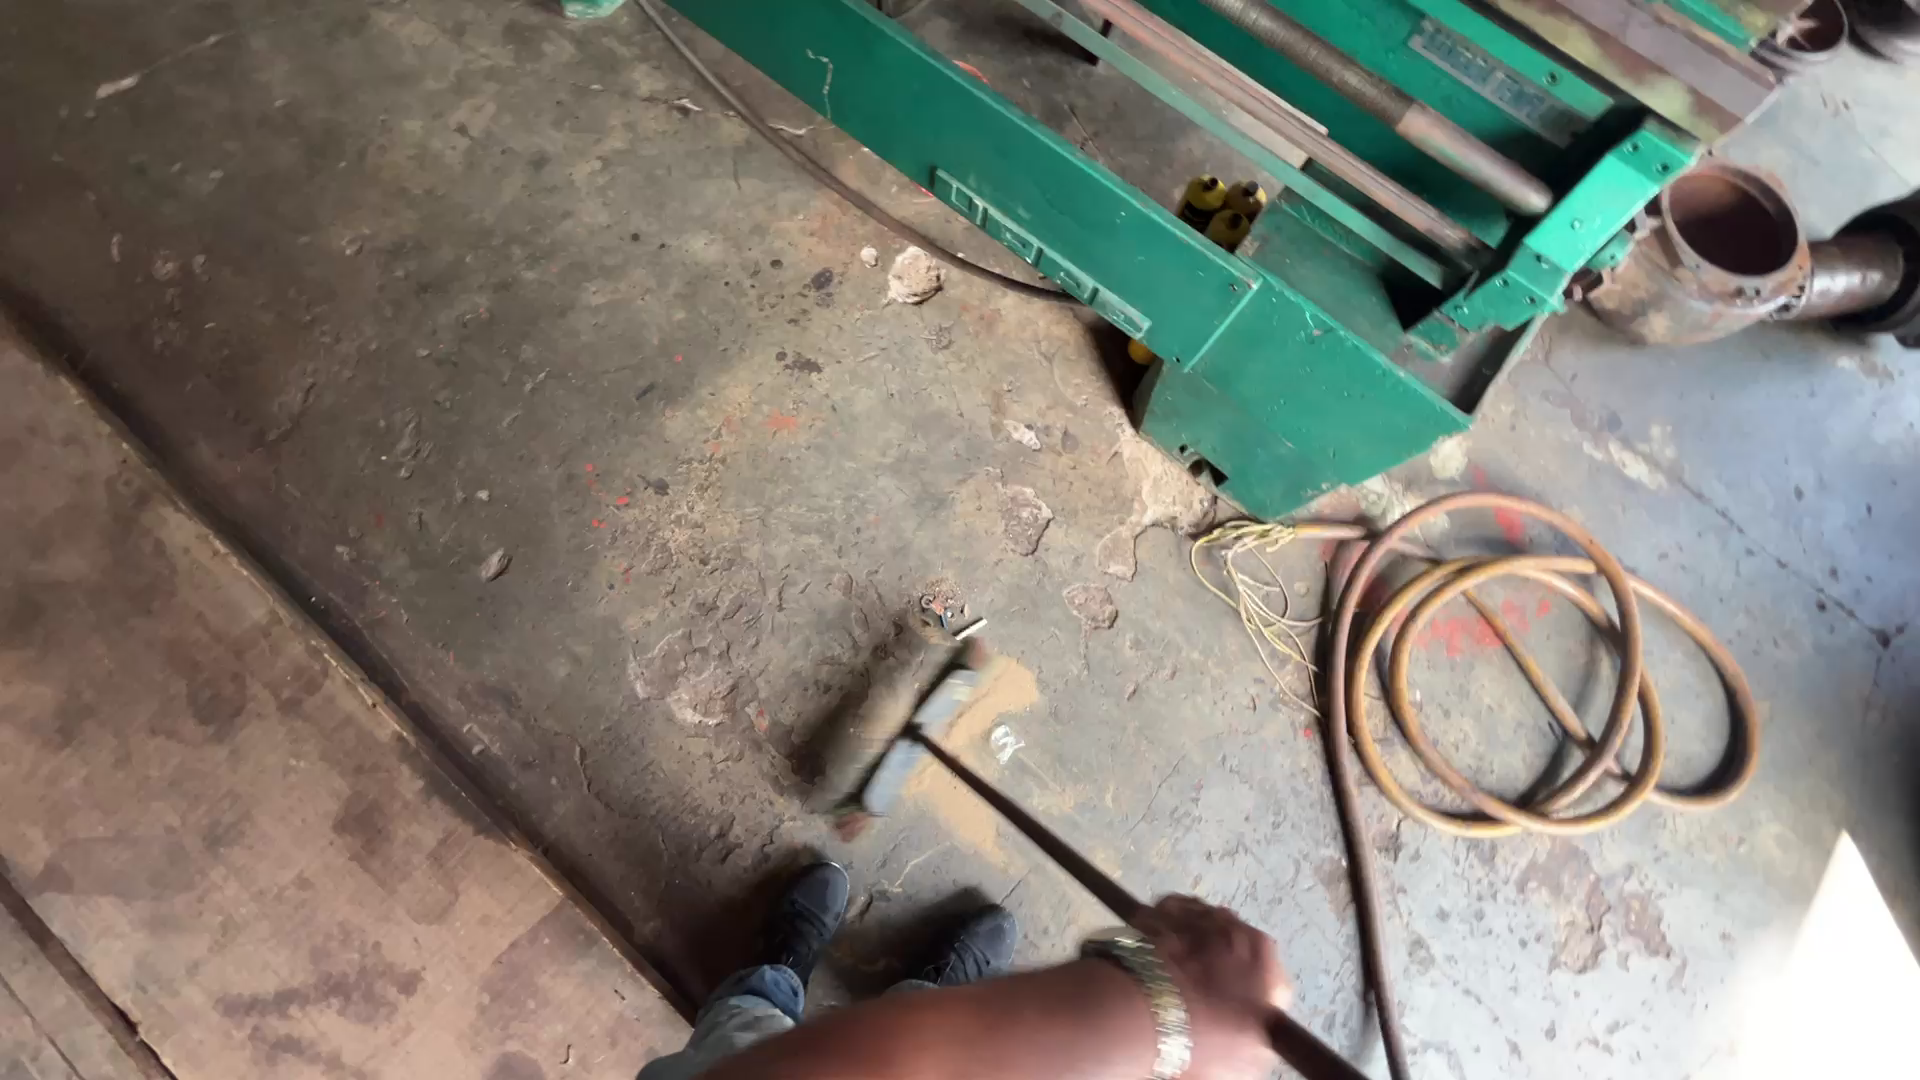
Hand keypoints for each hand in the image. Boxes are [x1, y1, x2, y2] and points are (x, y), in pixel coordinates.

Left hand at [1132, 895, 1292, 1079]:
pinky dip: (1170, 929)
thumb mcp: (1251, 1057)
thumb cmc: (1204, 1039)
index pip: (1274, 982)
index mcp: (1265, 959)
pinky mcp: (1162, 905)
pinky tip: (1160, 953)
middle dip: (1226, 967)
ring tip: (1178, 975)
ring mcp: (1197, 910)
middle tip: (1205, 998)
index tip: (1239, 1018)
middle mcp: (1236, 924)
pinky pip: (1175, 916)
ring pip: (1206, 927)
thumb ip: (1261, 1029)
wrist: (1144, 1007)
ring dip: (1198, 945)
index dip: (1257, 1002)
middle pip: (1238, 948)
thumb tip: (1254, 1028)